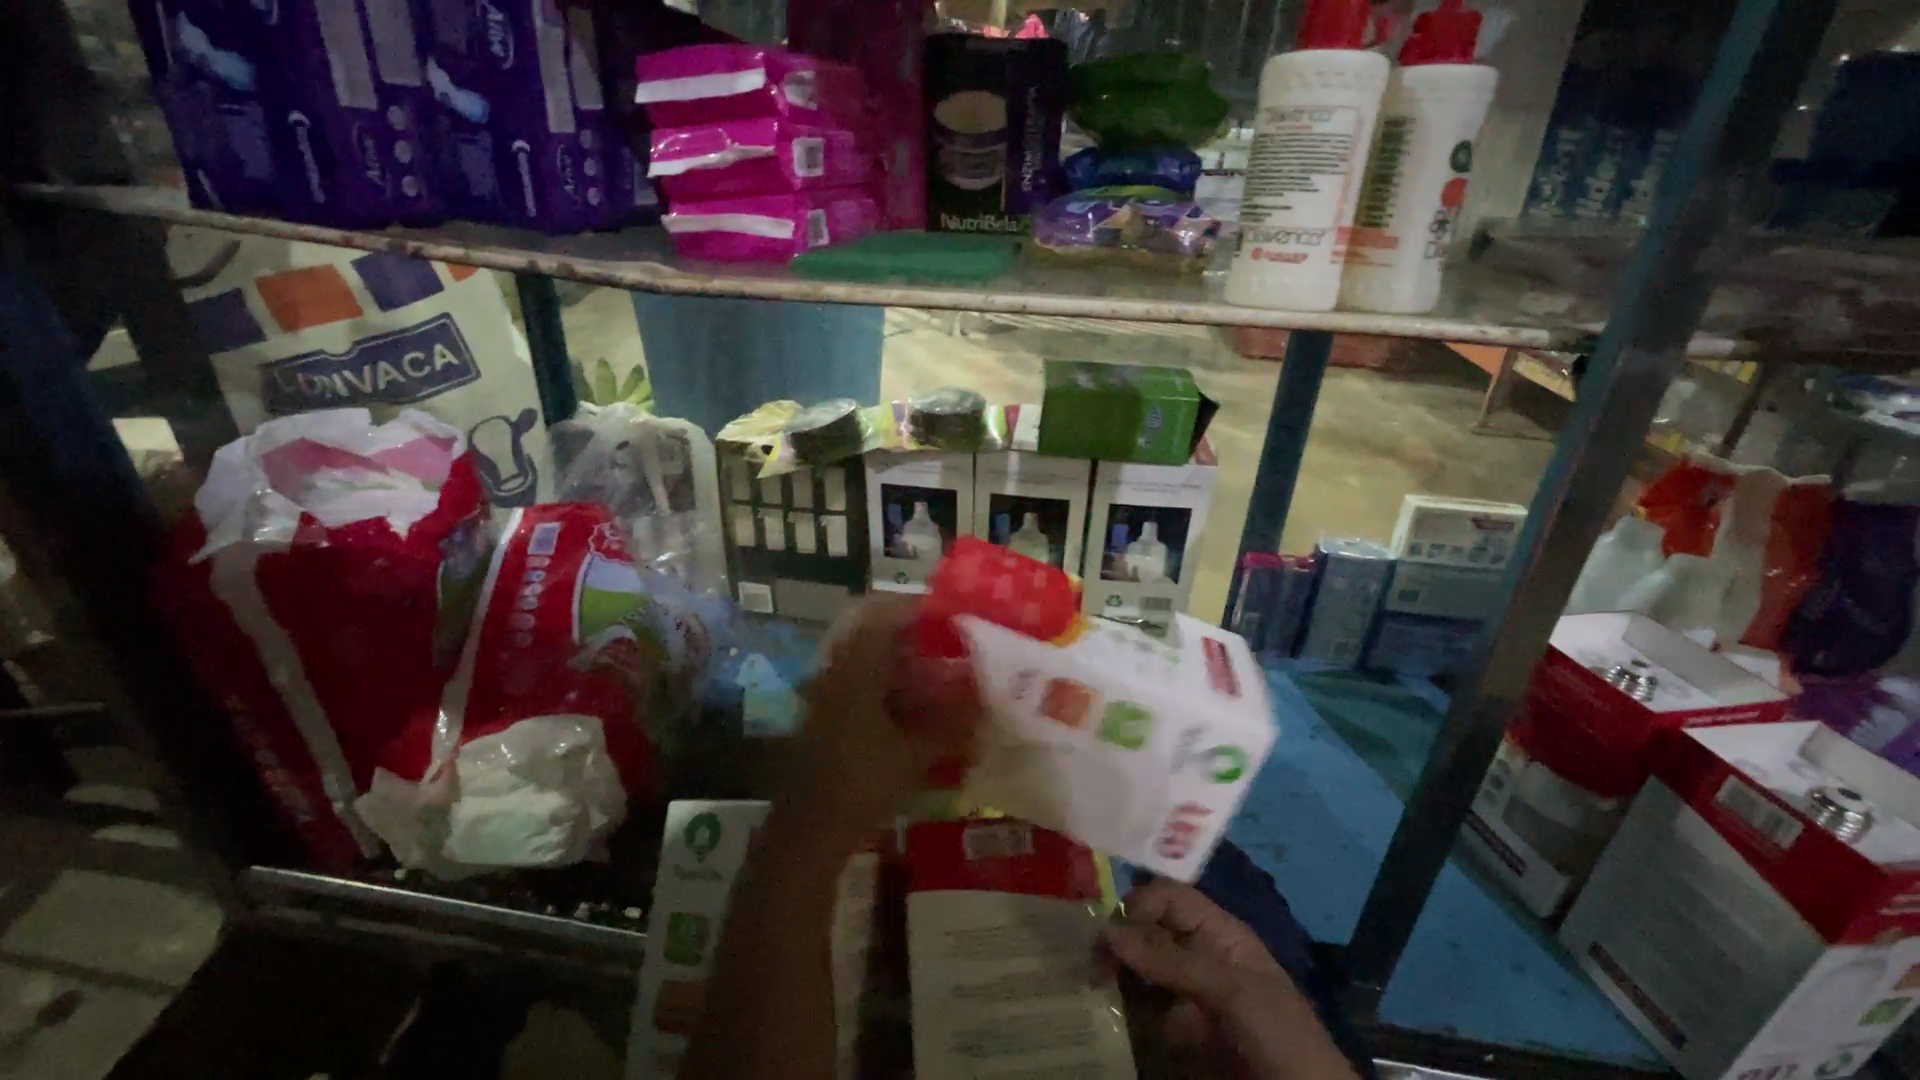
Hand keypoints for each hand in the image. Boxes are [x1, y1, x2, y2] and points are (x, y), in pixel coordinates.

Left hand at [779, 596, 981, 848]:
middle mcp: (837, 671)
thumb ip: (952, 726)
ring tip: (938, 672)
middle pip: (872, 632)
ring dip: (898, 659)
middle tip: (946, 641)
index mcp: (856, 668)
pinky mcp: (825, 715)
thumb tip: (988, 706)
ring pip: (865, 659)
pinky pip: (858, 683)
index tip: (948, 612)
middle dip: (910, 632)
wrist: (808, 830)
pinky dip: (886, 684)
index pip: (883, 614)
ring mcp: (826, 693)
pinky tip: (914, 706)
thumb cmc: (861, 784)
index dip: (916, 607)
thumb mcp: (913, 754)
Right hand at [1104, 880, 1359, 1079]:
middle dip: (1116, 939)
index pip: (1169, 898)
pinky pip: (1137, 1013)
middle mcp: (1195, 958)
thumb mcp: (1232, 989)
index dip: (1139, 906)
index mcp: (1217, 934)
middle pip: (1145, 932)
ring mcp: (1183, 998)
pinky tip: (1103, 1013)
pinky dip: (1117, 1010)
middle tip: (1091, 965)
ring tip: (1089, 986)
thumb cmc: (1280, 1034)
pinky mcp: (1172, 1036)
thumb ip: (1172, 959)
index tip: (1112, 934)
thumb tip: (1109, 932)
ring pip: (1136, 971)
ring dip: (1111, 973)